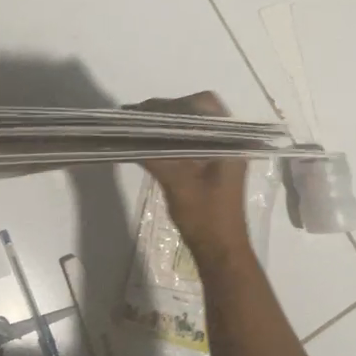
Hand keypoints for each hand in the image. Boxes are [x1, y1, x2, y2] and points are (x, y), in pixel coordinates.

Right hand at [128, 91, 249, 260]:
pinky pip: (189, 141)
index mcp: (228, 141)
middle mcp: (228, 141)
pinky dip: (169, 138)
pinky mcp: (211, 165)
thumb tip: (127, 133)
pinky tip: (148, 144)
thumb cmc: (205, 217)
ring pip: (191, 126)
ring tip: (135, 128)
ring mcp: (220, 153)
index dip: (173, 104)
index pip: (204, 104)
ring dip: (165, 125)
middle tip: (134, 118)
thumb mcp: (177, 183)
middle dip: (165, 112)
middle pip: (196, 112)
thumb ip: (155, 155)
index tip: (146, 112)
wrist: (220, 251)